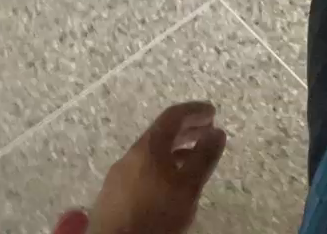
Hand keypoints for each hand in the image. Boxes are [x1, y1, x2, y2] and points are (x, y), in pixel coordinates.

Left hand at [54, 102, 226, 233]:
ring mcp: (116, 178)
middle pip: (160, 134)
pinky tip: (169, 186)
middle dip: (186, 130)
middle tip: (207, 133)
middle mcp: (129, 157)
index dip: (194, 110)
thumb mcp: (188, 187)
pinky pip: (140, 172)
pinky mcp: (110, 199)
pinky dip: (160, 168)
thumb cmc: (155, 216)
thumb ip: (204, 157)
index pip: (172, 116)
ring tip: (192, 160)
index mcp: (147, 147)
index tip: (213, 113)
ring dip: (173, 151)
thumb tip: (216, 132)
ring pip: (150, 155)